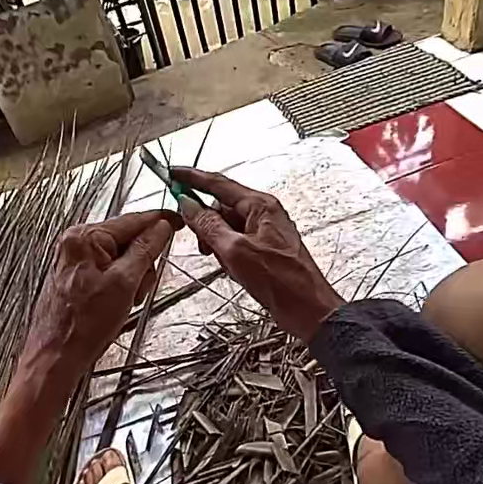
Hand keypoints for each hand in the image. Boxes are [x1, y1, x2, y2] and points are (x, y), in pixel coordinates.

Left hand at [14, 209, 179, 398]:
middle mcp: (77, 243)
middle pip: (129, 239)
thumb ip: (145, 249)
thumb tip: (161, 227)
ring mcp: (77, 259)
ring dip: (133, 278)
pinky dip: (122, 284)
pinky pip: (112, 270)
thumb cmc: (82, 326)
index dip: (160, 221)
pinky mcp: (79, 275)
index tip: (179, 221)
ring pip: (123, 257)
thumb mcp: (125, 283)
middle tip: (139, 288)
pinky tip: (117, 302)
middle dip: (143, 264)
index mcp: (85, 238)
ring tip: (126, 300)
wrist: (57, 357)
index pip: (133, 220)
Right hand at [171, 167, 342, 341]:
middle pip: (221, 207)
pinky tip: (234, 270)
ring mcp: (264, 231)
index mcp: (260, 206)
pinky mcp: (264, 249)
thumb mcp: (235, 251)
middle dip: (206, 225)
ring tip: (225, 263)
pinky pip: (235, 243)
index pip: (219, 183)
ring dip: (217, 244)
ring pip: (227, 228)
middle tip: (200, 242)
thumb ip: (208, 226)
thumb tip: (189, 206)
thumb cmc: (283, 281)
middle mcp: (264, 214)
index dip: (192, 178)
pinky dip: (228, 255)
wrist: (308, 309)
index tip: (174, 174)